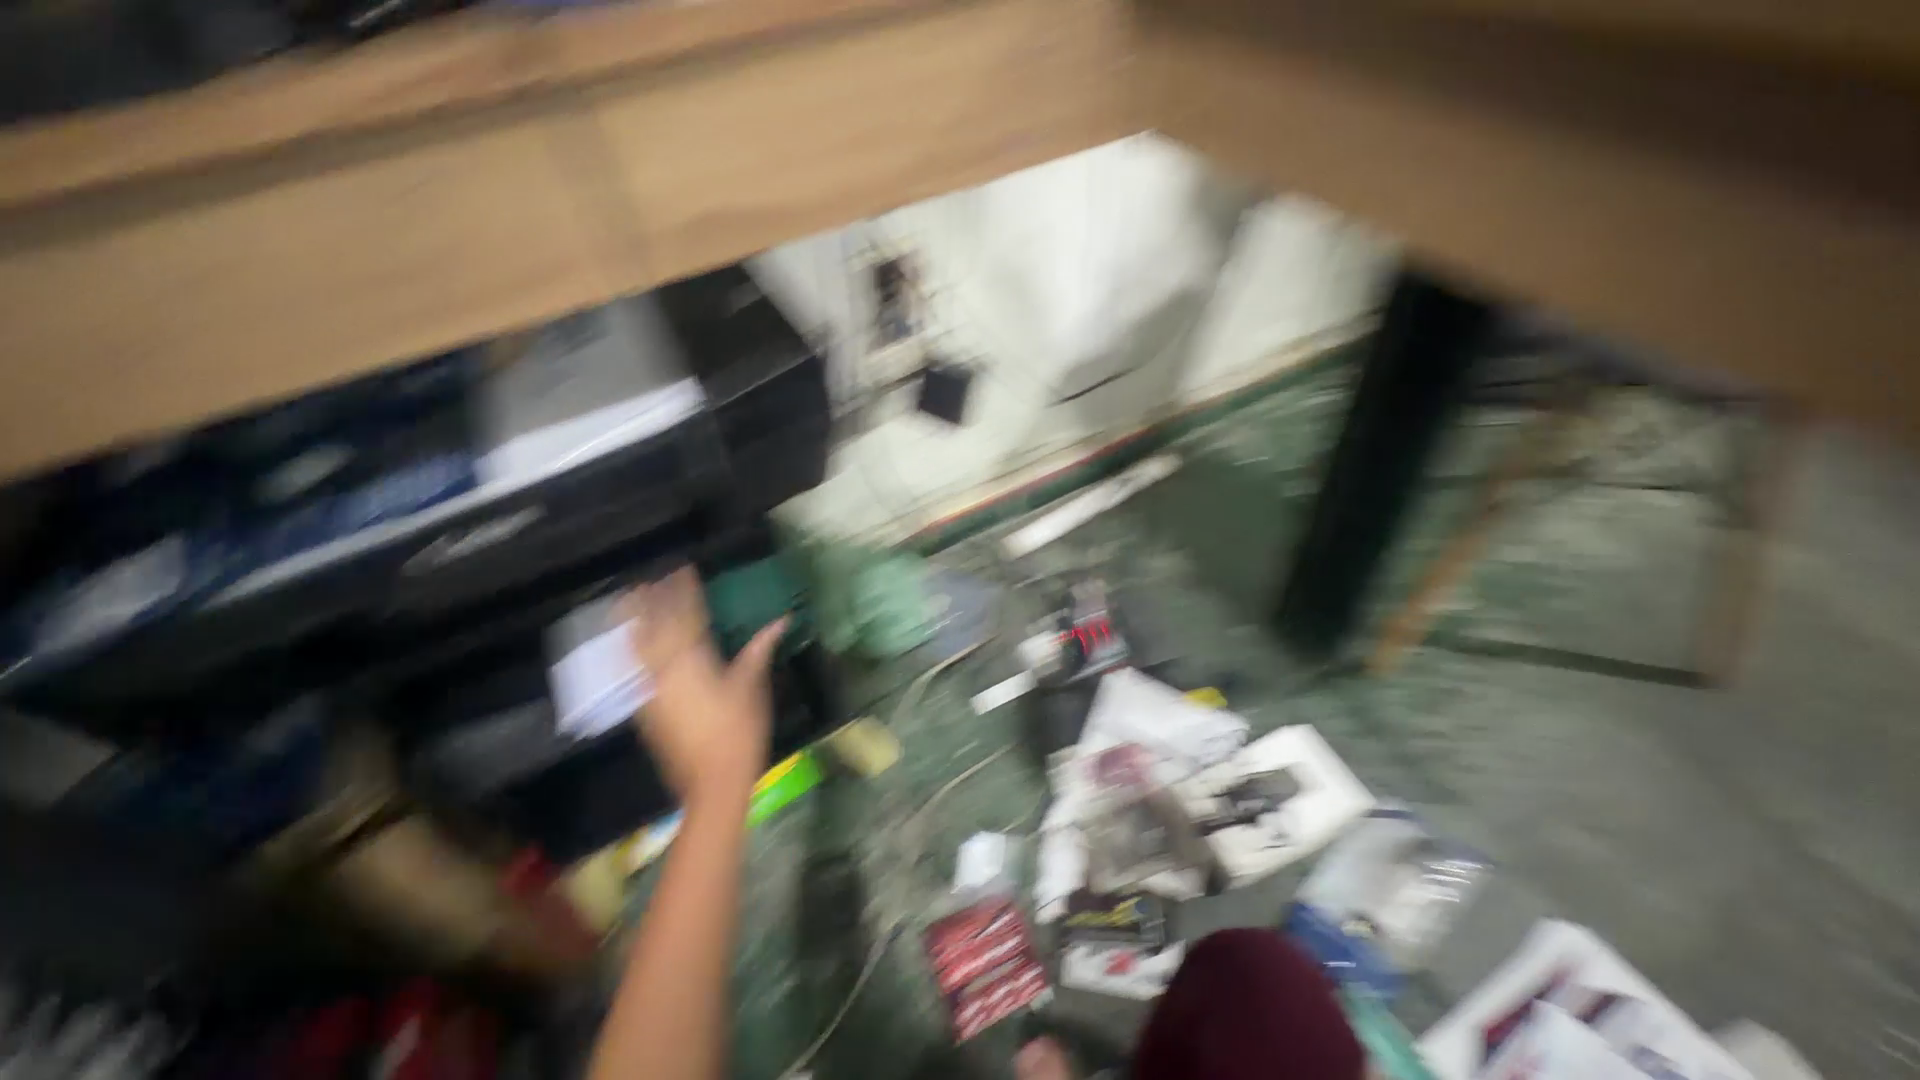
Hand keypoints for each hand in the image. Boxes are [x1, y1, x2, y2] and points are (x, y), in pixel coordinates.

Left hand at [618, 566, 788, 804]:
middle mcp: (664, 668)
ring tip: (629, 602)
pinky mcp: (644, 707)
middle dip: (649, 600)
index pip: (686, 613)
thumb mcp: (753, 688)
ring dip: (631, 621)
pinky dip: (629, 648)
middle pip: (651, 624)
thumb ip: (759, 650)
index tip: (683, 570)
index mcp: (694, 658)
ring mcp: (650, 688)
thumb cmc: (739, 733)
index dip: (684, 589)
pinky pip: (632, 668)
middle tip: (649, 581)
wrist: (711, 782)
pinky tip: (631, 644)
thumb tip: (781, 619)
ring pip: (634, 645)